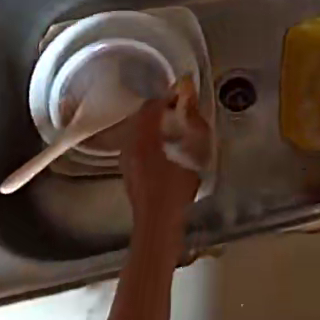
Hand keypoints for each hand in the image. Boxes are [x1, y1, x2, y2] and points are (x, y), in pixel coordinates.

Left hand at [120, 77, 208, 225]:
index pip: (150, 107)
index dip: (166, 98)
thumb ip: (193, 130)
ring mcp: (125, 158)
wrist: (157, 223)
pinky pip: (136, 145)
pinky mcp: (128, 171)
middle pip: (141, 118)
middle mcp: (129, 144)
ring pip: (137, 132)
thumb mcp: (192, 158)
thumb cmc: (175, 190)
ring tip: (173, 128)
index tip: (181, 96)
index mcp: (143, 138)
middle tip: (178, 110)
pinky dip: (149, 140)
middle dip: (159, 111)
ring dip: (153, 126)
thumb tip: (191, 107)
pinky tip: (164, 149)